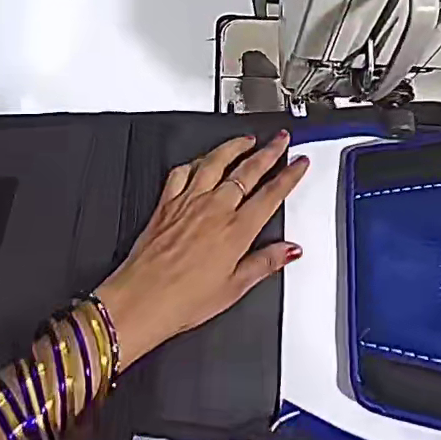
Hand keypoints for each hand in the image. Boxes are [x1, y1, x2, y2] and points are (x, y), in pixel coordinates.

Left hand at [94, 132, 310, 365]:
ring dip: (235, 147)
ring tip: (247, 139)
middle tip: (281, 139)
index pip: (271, 194)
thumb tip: (289, 250)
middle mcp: (214, 209)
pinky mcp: (167, 203)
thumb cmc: (183, 299)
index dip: (289, 175)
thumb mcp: (234, 288)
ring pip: (216, 162)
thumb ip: (265, 263)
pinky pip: (182, 172)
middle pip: (248, 170)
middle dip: (270, 151)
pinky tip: (201, 160)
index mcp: (236, 230)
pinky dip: (196, 162)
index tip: (299, 163)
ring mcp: (189, 202)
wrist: (141, 300)